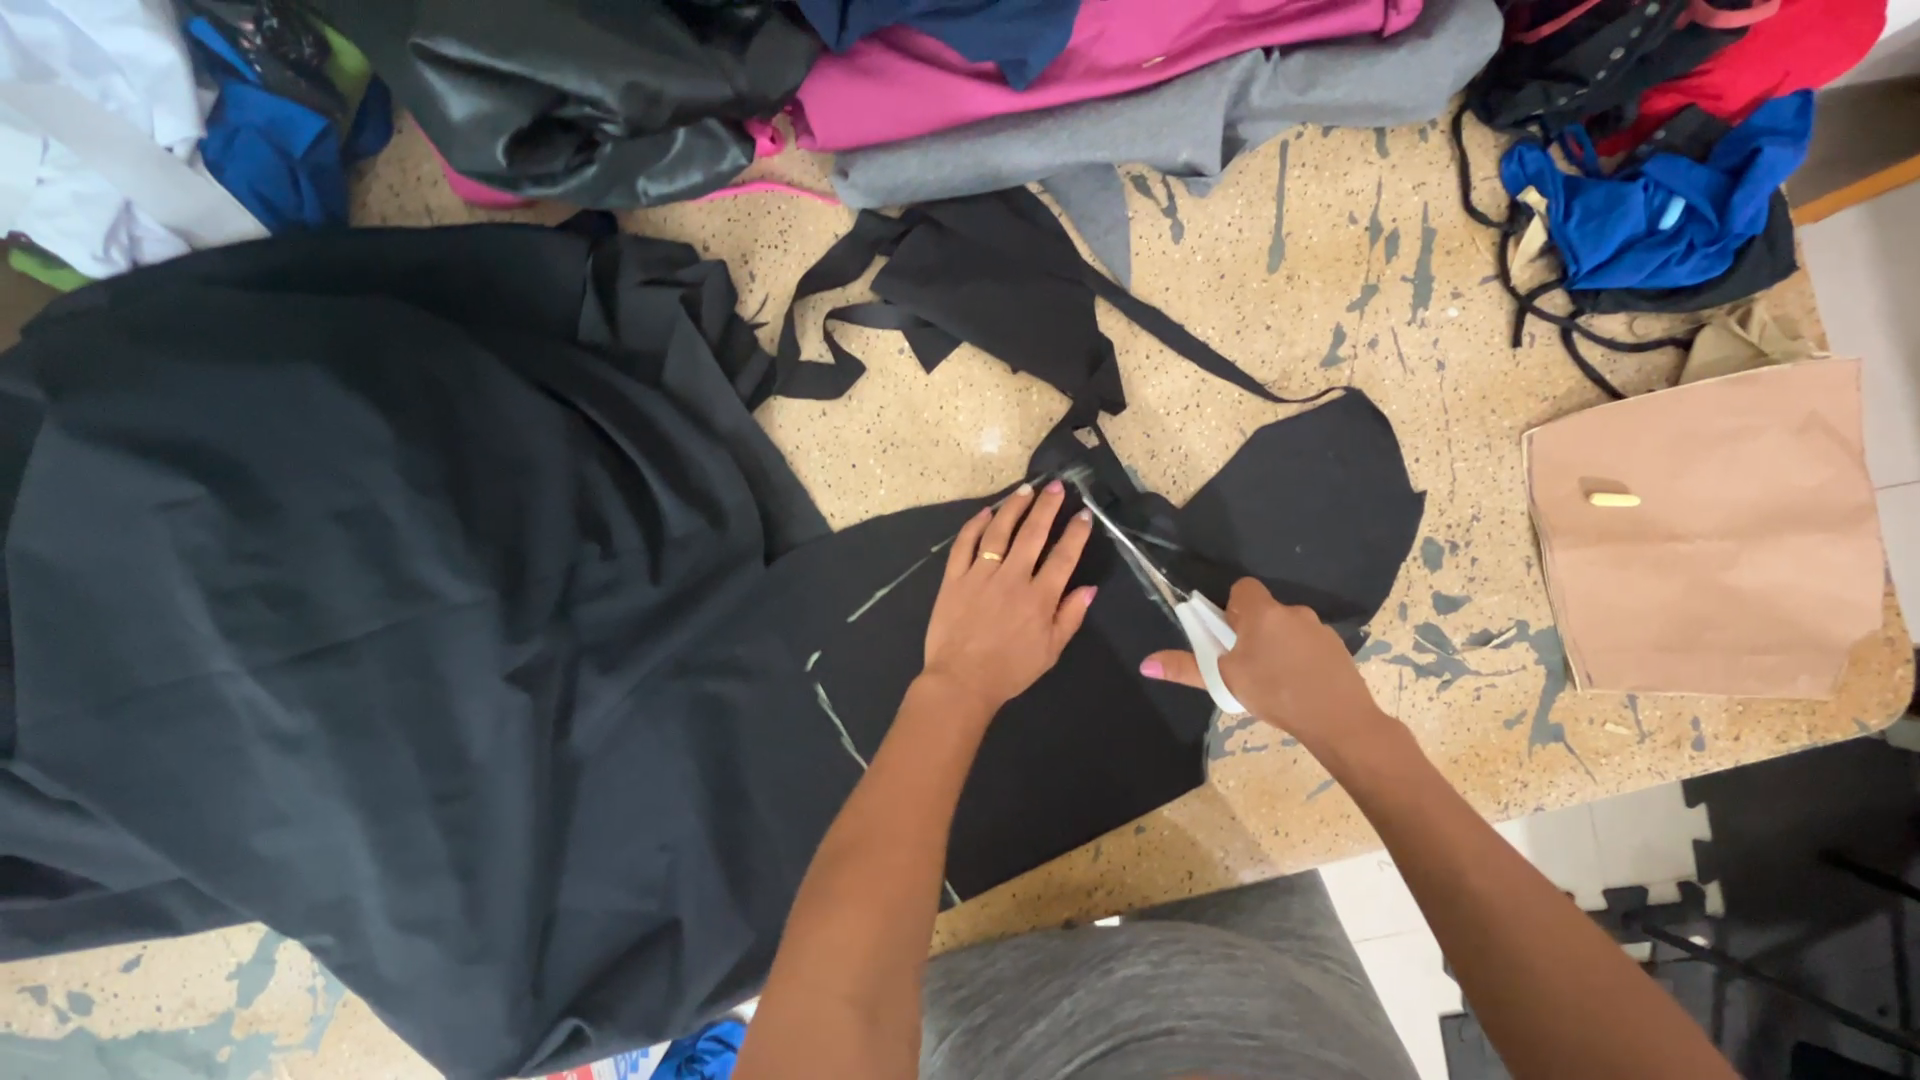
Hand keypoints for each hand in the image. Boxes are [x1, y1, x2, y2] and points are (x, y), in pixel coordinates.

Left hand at [922, 479, 1096, 713]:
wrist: (961, 681)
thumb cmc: (1010, 671)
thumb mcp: (1051, 651)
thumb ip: (1070, 616)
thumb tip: (1088, 588)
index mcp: (1039, 597)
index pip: (1063, 556)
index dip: (1076, 532)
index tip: (1083, 513)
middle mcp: (1012, 578)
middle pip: (1033, 533)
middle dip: (1047, 506)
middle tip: (1055, 486)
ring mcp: (980, 576)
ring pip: (999, 532)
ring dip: (1013, 507)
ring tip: (1024, 490)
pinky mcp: (954, 579)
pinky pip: (964, 545)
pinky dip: (974, 525)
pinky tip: (985, 513)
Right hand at [1140, 578, 1393, 750]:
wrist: (1339, 719)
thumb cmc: (1275, 693)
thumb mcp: (1224, 682)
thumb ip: (1186, 669)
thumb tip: (1145, 664)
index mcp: (1261, 613)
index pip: (1243, 588)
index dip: (1232, 609)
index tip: (1229, 637)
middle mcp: (1292, 611)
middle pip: (1264, 611)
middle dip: (1253, 632)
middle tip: (1246, 666)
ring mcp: (1319, 629)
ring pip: (1287, 629)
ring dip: (1278, 646)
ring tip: (1274, 682)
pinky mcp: (1338, 648)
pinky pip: (1310, 645)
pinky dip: (1301, 660)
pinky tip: (1299, 687)